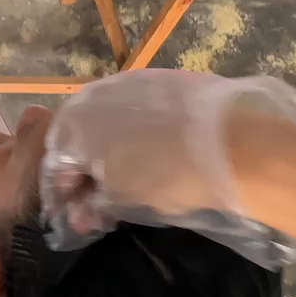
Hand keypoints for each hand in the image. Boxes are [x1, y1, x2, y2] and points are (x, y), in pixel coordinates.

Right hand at [39, 70, 295, 264]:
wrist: (240, 147)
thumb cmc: (167, 176)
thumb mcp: (120, 201)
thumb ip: (90, 204)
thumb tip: (81, 210)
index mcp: (75, 121)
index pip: (54, 160)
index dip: (62, 192)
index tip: (77, 215)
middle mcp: (95, 94)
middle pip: (80, 137)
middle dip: (87, 172)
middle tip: (102, 204)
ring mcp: (133, 83)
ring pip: (109, 123)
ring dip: (111, 153)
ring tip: (131, 183)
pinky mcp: (167, 81)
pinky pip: (138, 113)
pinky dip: (138, 136)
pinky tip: (156, 158)